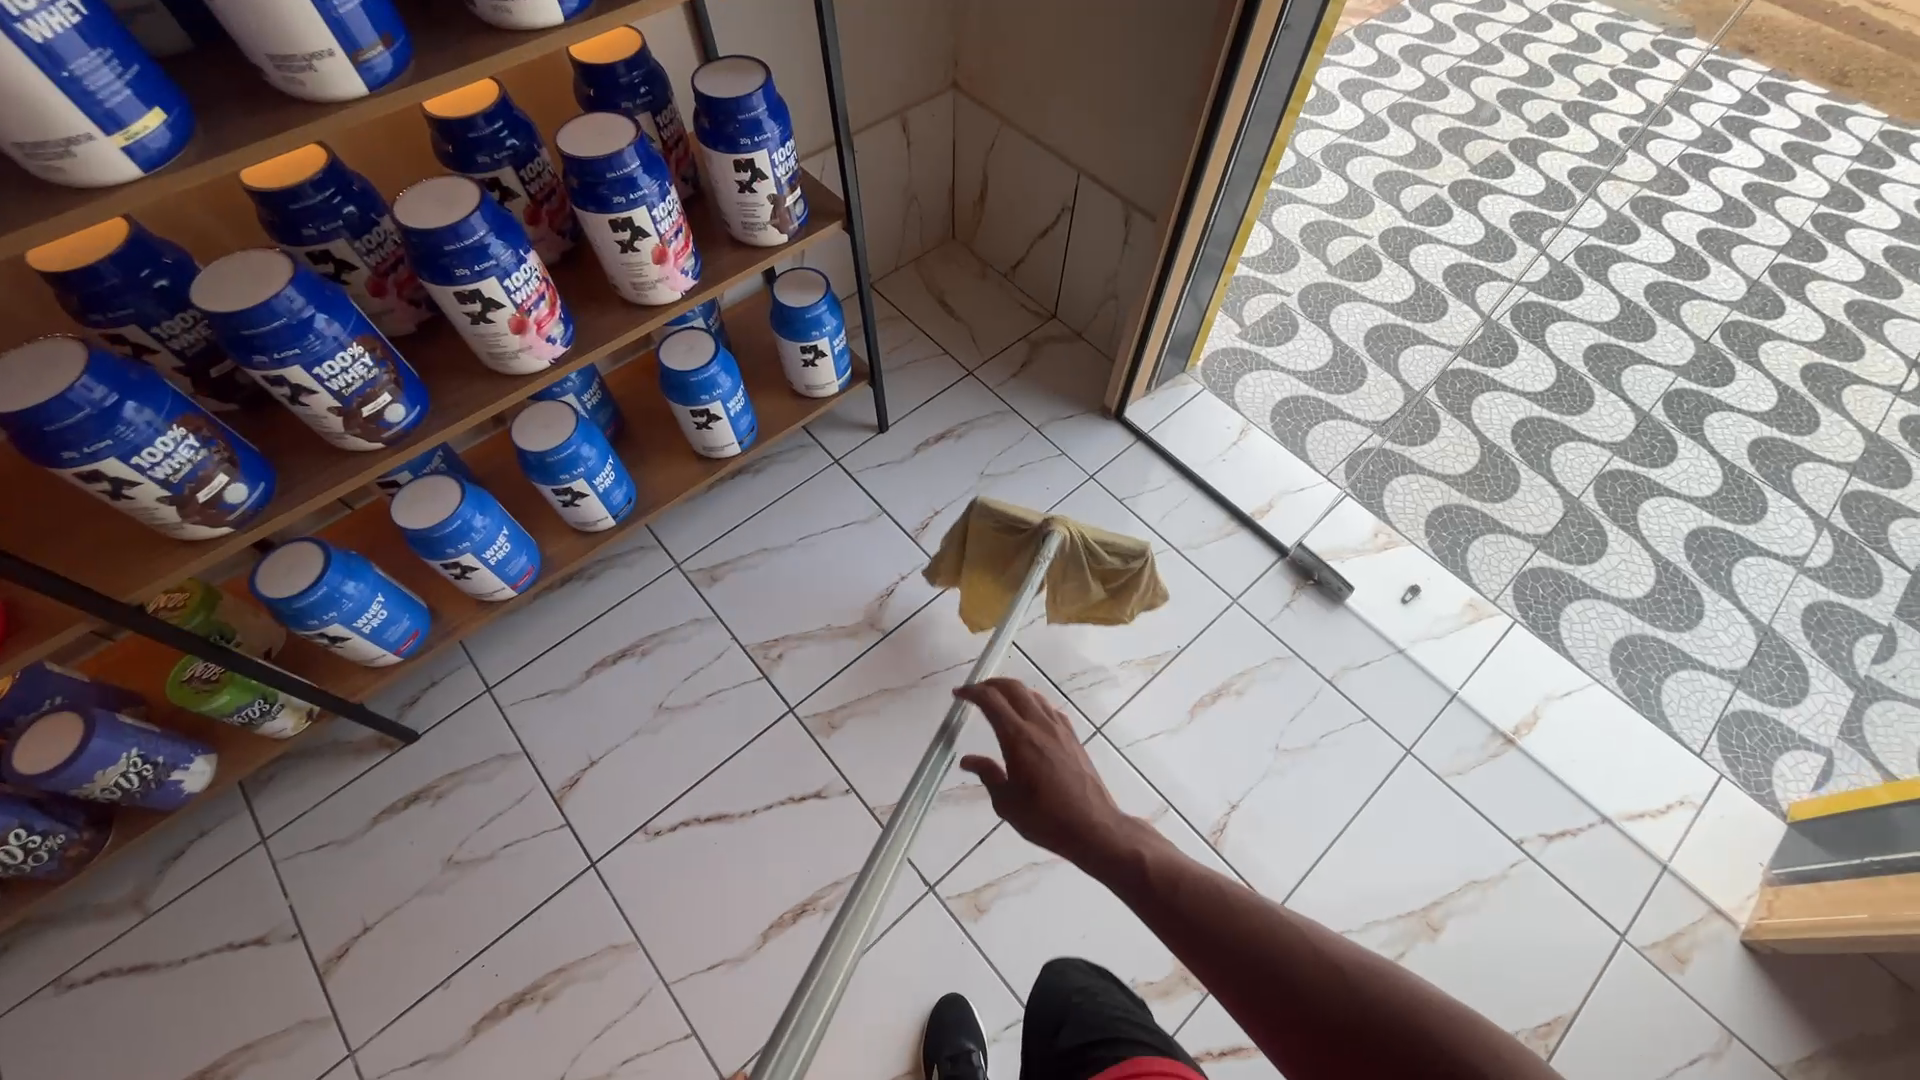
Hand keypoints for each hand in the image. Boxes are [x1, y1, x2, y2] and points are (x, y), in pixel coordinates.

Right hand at [956, 678, 1138, 867]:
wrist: (1092, 826)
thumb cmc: (1045, 819)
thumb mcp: (1006, 803)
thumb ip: (988, 775)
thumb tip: (968, 760)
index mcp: (1018, 738)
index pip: (991, 701)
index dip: (972, 692)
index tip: (959, 694)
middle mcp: (1039, 725)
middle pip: (1013, 688)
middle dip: (991, 684)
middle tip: (976, 692)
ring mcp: (1060, 728)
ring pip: (1033, 695)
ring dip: (1013, 691)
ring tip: (1000, 702)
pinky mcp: (1073, 737)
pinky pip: (1049, 709)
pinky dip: (1033, 703)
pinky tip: (1030, 718)